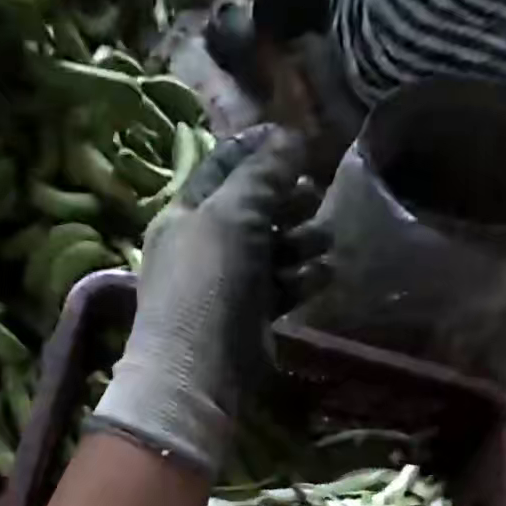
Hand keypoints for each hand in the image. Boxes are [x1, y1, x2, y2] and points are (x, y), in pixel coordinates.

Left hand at [91, 124, 304, 475]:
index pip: (221, 167)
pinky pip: (283, 285)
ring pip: (274, 246)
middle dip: (286, 199)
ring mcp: (228, 281)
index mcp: (185, 213)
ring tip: (320, 242)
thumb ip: (262, 174)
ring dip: (301, 240)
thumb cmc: (207, 282)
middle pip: (254, 206)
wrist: (199, 369)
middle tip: (312, 197)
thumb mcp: (232, 214)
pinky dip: (302, 278)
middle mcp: (204, 244)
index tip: (296, 138)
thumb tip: (289, 136)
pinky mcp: (251, 315)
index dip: (256, 149)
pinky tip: (321, 276)